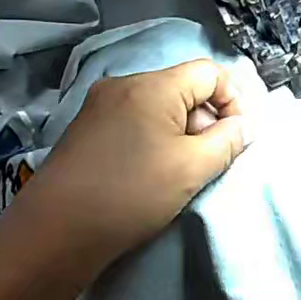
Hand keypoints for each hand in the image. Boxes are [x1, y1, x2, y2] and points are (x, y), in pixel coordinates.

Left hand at [3, 60, 248, 285]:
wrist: (57, 227)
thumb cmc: (131, 194)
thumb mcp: (191, 168)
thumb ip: (227, 140)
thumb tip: (242, 124)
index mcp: (152, 85)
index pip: (209, 72)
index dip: (233, 100)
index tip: (237, 137)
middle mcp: (122, 83)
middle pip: (181, 86)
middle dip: (204, 118)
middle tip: (206, 160)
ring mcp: (99, 104)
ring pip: (156, 105)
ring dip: (177, 130)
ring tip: (176, 170)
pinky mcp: (85, 125)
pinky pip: (131, 119)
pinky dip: (150, 136)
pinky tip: (146, 170)